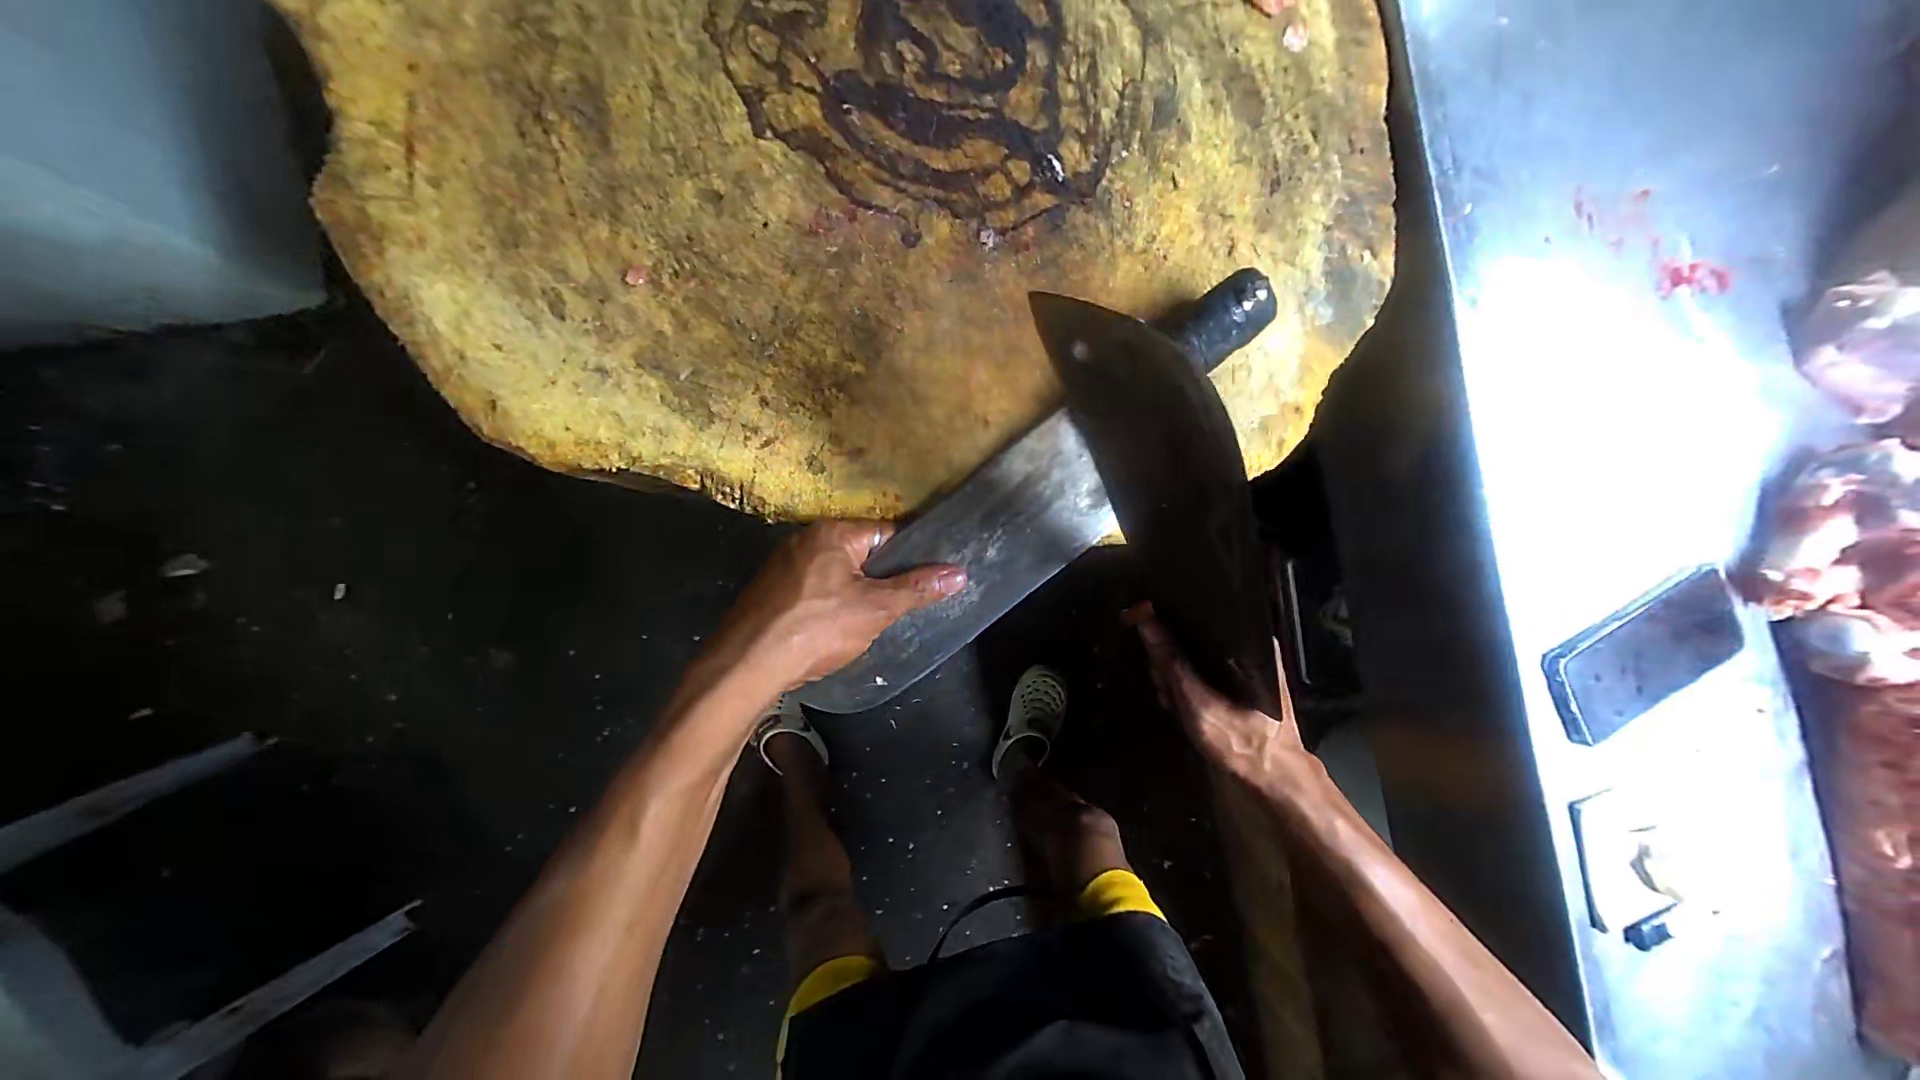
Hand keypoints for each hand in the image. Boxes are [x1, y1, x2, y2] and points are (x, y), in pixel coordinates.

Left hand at [707, 520, 965, 694]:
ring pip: (836, 575)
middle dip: (880, 579)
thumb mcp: (876, 608)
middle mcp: (805, 539)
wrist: (747, 664)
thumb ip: (917, 589)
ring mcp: (782, 566)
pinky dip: (827, 606)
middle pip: (861, 554)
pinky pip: (813, 591)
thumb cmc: (817, 628)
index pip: (887, 533)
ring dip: (854, 594)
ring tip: (868, 622)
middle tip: (899, 607)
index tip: (927, 579)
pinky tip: (832, 631)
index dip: (910, 556)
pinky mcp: (769, 592)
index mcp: (832, 532)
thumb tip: (958, 573)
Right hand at [1127, 604, 1324, 796]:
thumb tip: (1145, 620)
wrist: (1274, 780)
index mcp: (1246, 639)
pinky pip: (1200, 671)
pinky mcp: (1238, 683)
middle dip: (1166, 661)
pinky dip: (1185, 685)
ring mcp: (1243, 665)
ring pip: (1192, 656)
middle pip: (1190, 636)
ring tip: (1173, 703)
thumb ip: (1171, 662)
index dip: (1162, 620)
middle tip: (1162, 687)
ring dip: (1173, 677)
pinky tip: (1179, 705)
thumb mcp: (1197, 702)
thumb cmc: (1241, 741)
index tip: (1133, 622)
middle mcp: (1247, 645)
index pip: (1195, 613)